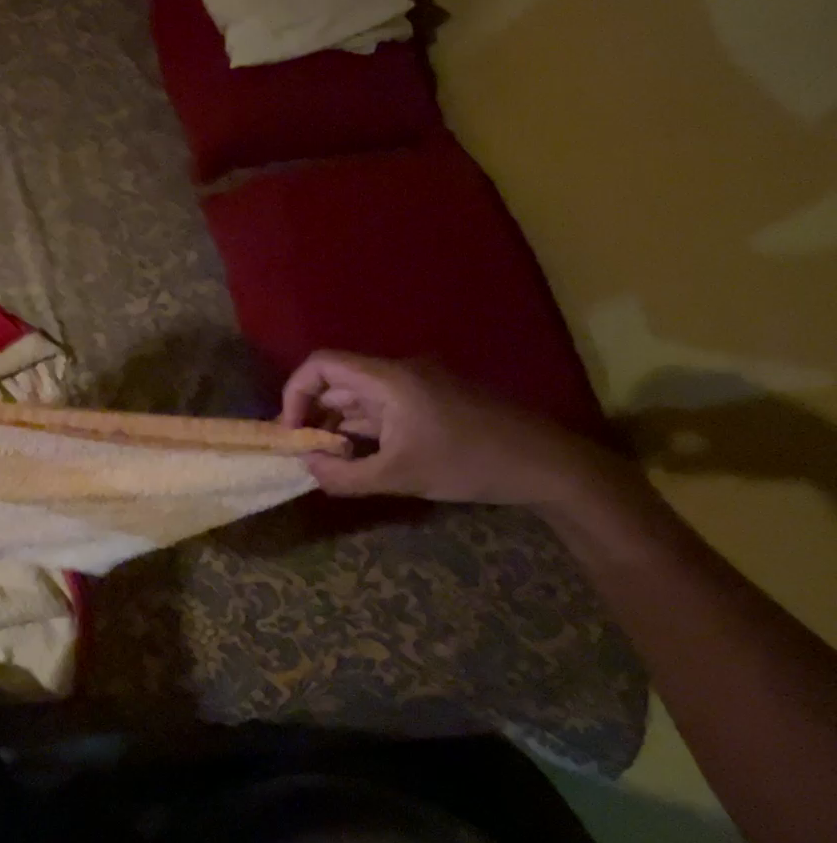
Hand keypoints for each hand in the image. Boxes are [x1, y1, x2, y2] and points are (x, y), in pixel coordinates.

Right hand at [278, 351, 614, 506]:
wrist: (549, 465)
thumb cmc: (469, 464)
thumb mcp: (398, 477)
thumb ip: (342, 476)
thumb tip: (307, 468)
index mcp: (389, 380)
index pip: (321, 365)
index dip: (295, 393)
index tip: (292, 431)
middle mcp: (401, 373)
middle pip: (337, 382)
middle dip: (313, 416)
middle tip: (306, 452)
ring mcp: (420, 385)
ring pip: (360, 397)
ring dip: (338, 426)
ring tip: (333, 461)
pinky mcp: (434, 400)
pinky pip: (384, 407)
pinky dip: (364, 429)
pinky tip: (366, 458)